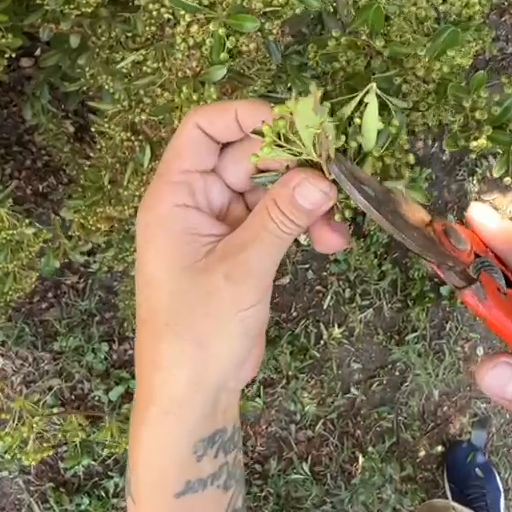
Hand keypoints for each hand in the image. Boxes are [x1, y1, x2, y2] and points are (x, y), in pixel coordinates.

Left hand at [134, 101, 349, 401]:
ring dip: (304, 201)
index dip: (246, 116)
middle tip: (333, 178)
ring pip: (268, 189)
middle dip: (291, 166)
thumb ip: (281, 218)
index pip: (204, 129)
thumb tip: (322, 178)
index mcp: (175, 195)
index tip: (295, 125)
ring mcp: (219, 225)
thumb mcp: (241, 268)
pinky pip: (276, 219)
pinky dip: (302, 225)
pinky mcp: (241, 248)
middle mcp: (195, 201)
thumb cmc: (198, 330)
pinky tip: (331, 244)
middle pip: (246, 156)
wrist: (193, 394)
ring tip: (337, 226)